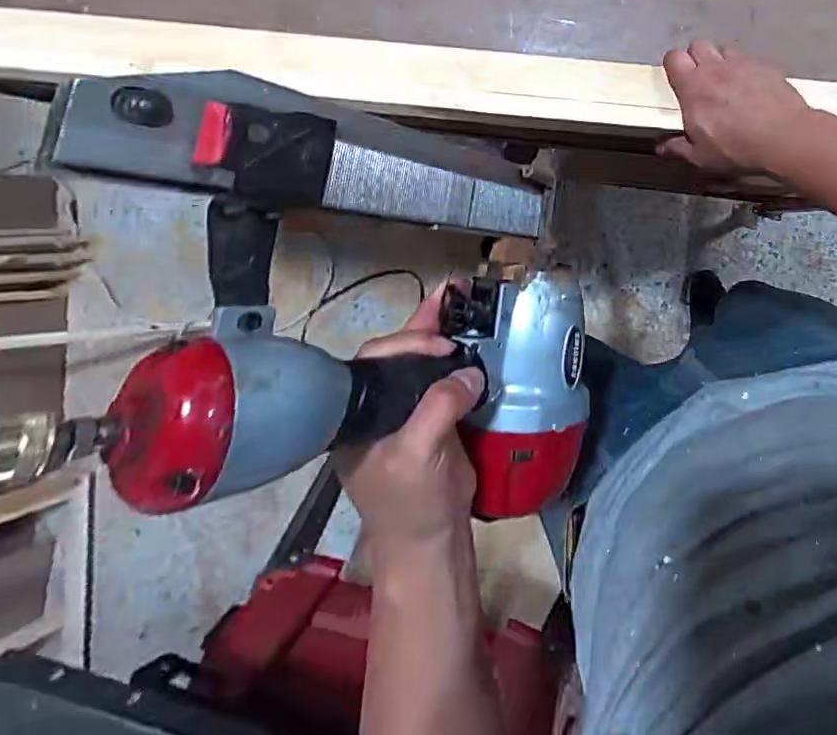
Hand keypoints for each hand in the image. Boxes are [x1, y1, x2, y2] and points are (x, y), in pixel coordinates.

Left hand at [334, 281, 484, 571]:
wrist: (433, 540)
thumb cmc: (410, 503)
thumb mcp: (417, 455)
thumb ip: (439, 408)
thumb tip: (470, 373)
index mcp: (357, 413)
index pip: (375, 360)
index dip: (409, 343)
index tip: (444, 343)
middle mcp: (378, 406)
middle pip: (399, 353)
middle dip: (428, 324)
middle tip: (458, 296)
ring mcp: (407, 411)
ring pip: (423, 362)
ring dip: (447, 334)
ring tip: (469, 302)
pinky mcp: (436, 418)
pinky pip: (447, 380)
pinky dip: (463, 360)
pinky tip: (479, 343)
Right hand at [657, 40, 814, 176]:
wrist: (785, 137)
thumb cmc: (738, 148)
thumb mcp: (702, 157)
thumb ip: (679, 149)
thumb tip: (662, 148)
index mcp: (693, 87)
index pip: (673, 58)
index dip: (674, 66)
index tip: (679, 81)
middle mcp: (715, 68)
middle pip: (697, 45)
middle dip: (697, 58)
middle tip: (702, 81)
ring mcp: (743, 64)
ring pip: (724, 49)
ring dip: (722, 62)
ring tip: (729, 84)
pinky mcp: (767, 66)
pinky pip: (751, 60)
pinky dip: (748, 70)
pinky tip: (754, 90)